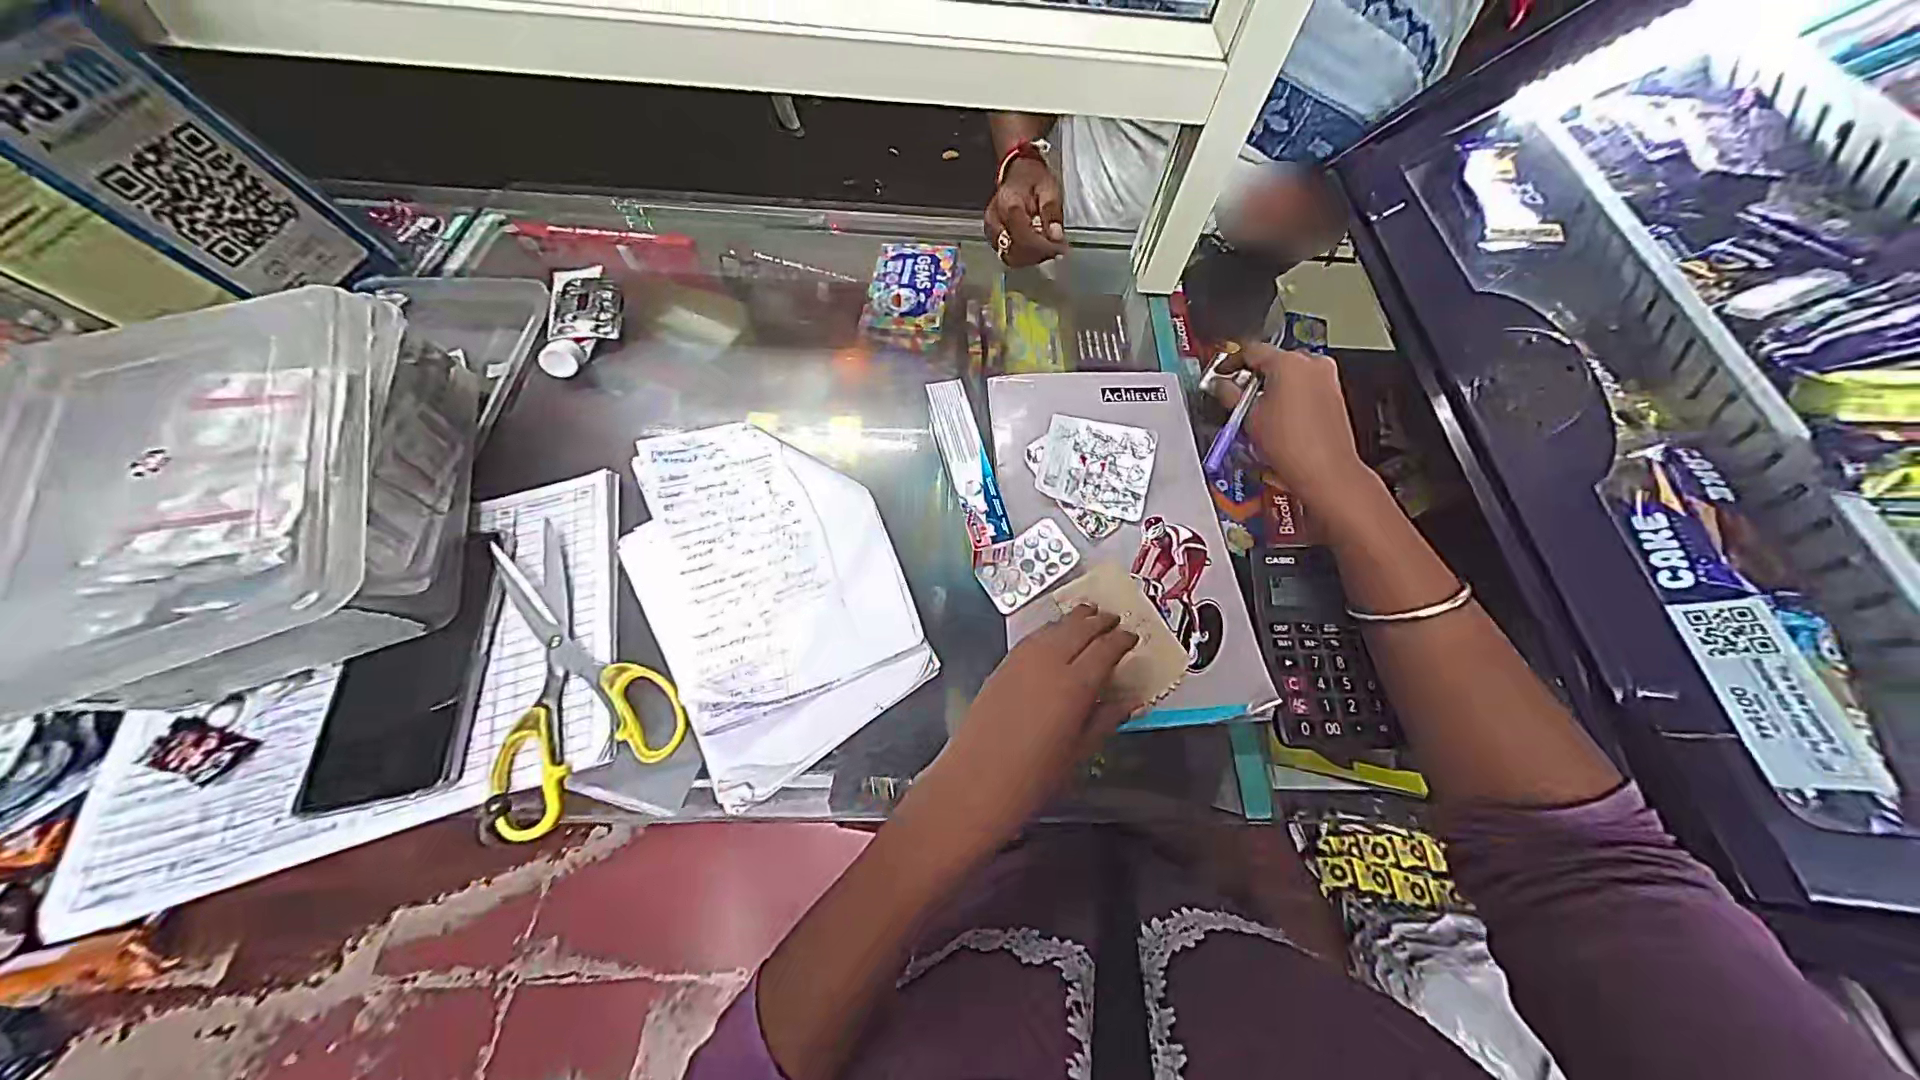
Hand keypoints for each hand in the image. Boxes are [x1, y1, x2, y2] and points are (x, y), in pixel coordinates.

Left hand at [910, 606, 1136, 838]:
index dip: (1122, 640)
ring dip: (1074, 620)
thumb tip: (1130, 702)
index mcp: (1075, 684)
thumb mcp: (1080, 751)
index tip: (1131, 638)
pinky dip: (1050, 630)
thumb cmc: (1034, 776)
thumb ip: (1106, 719)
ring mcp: (1022, 661)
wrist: (976, 780)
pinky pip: (1033, 637)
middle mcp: (1049, 662)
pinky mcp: (1002, 665)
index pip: (1106, 649)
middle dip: (1100, 621)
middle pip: (1080, 628)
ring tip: (1087, 616)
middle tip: (1113, 619)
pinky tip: (1054, 635)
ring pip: (1054, 627)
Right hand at [985, 156, 1067, 266]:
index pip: (1023, 236)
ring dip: (1031, 258)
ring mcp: (991, 230)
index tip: (1060, 249)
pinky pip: (1007, 255)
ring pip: (1010, 256)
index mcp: (1008, 203)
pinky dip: (1023, 257)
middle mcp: (995, 219)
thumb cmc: (1033, 179)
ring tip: (1046, 249)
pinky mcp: (992, 238)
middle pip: (1015, 250)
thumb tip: (1056, 236)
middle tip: (1056, 250)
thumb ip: (1052, 213)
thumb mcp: (1049, 189)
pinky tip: (1036, 250)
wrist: (1018, 173)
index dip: (1043, 247)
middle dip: (1038, 254)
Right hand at [1207, 343, 1380, 527]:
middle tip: (1234, 393)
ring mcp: (1326, 378)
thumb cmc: (1290, 445)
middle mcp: (1312, 363)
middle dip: (1252, 376)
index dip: (1230, 361)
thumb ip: (1230, 393)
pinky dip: (1287, 394)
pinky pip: (1303, 385)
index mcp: (1288, 362)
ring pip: (1289, 373)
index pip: (1251, 350)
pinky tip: (1275, 417)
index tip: (1221, 372)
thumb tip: (1220, 384)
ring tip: (1254, 410)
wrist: (1325, 470)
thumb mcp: (1248, 417)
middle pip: (1272, 360)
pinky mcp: (1333, 394)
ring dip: (1269, 386)